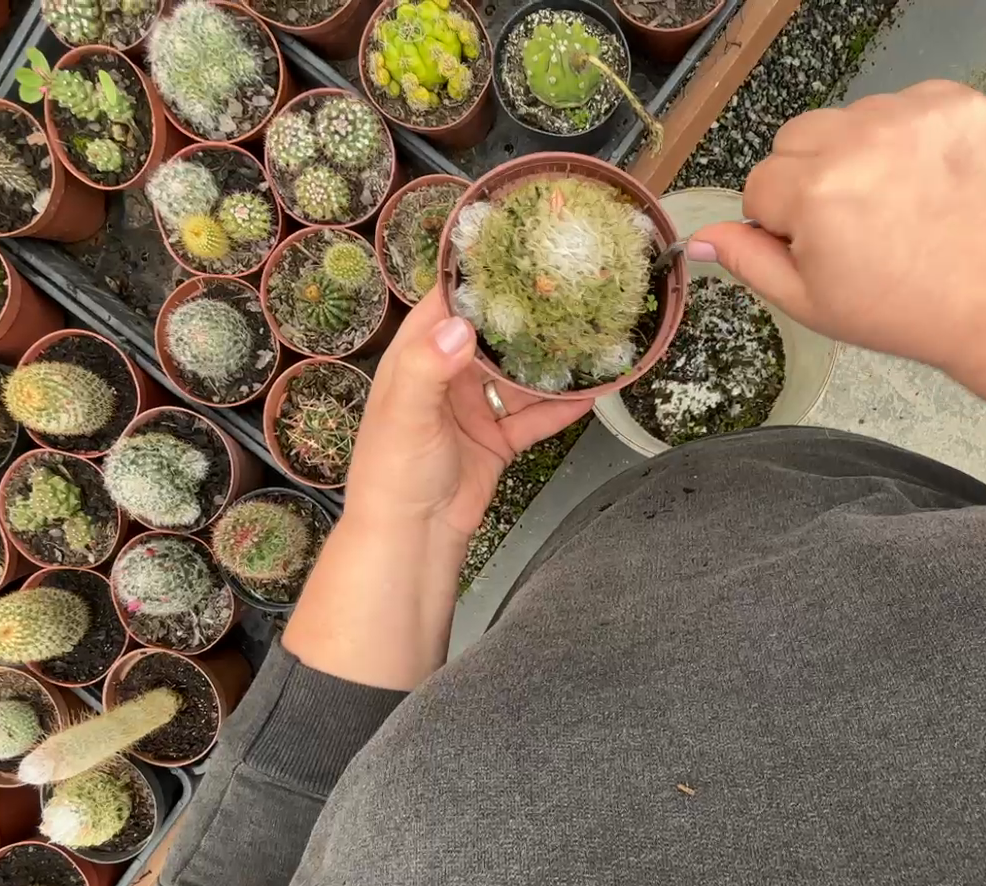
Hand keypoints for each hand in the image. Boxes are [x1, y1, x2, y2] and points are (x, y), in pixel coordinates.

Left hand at [283, 292, 589, 689]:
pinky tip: (591, 394)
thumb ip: (429, 367)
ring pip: (519, 379)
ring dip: (550, 365)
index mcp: (418, 360)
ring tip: (587, 339)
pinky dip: (559, 409)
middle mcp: (448, 378)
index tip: (512, 251)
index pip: (446, 305)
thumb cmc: (394, 471)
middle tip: (566, 291)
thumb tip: (461, 323)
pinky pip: (533, 419)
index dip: (476, 278)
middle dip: (526, 318)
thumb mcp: (406, 414)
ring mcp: (475, 410)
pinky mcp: (497, 441)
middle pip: (492, 338)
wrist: (412, 534)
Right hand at [691, 80, 985, 369]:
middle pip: (796, 138)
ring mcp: (912, 114)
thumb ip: (747, 261)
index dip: (781, 222)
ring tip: (892, 202)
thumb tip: (697, 238)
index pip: (760, 185)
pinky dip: (905, 137)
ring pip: (847, 118)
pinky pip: (902, 103)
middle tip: (851, 223)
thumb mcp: (806, 301)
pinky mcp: (956, 102)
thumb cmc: (894, 308)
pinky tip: (923, 180)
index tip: (816, 246)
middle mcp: (858, 139)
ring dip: (856, 154)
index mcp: (813, 192)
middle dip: (809, 178)